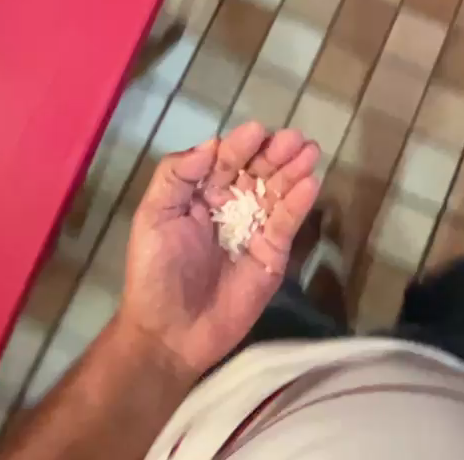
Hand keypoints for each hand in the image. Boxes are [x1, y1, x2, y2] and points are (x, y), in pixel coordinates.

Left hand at [116, 121, 320, 375]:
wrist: (169, 334)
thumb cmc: (156, 271)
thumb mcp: (153, 216)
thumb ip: (177, 175)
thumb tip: (211, 143)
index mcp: (204, 192)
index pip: (227, 159)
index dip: (241, 144)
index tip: (257, 130)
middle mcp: (233, 204)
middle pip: (259, 169)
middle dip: (276, 151)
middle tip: (295, 138)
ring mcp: (256, 227)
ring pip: (278, 190)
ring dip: (294, 169)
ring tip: (309, 151)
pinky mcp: (273, 253)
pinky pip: (287, 222)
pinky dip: (300, 202)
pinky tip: (310, 183)